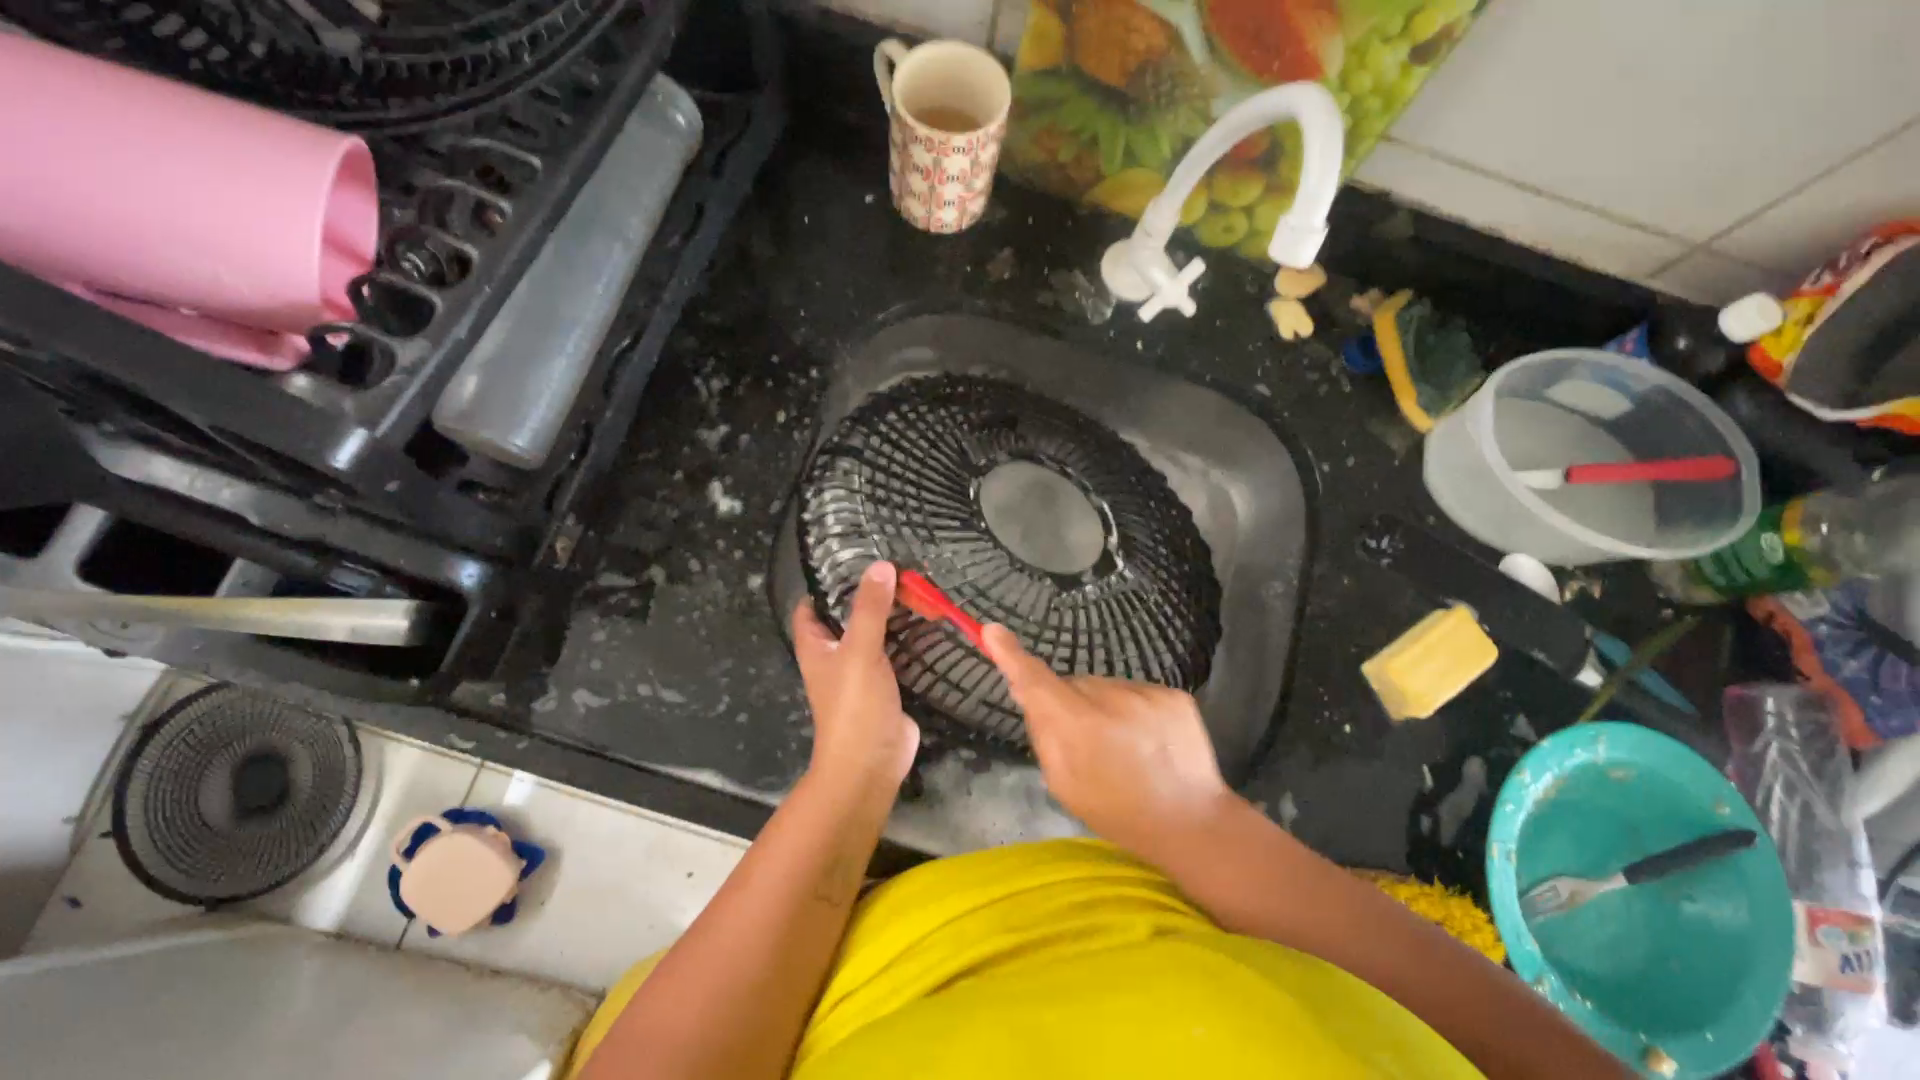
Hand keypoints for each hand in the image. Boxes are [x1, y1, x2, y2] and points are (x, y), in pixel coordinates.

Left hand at [791, 561, 919, 792]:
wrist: (871, 764)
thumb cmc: (854, 705)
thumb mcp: (860, 649)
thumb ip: (870, 608)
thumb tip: (881, 565)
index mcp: (816, 647)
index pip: (810, 607)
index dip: (824, 584)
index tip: (850, 558)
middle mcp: (835, 658)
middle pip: (848, 618)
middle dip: (868, 596)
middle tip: (897, 568)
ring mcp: (862, 674)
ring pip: (876, 636)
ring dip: (893, 618)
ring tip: (918, 587)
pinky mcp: (888, 688)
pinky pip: (898, 657)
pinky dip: (911, 641)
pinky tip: (931, 624)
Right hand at [982, 623, 1236, 863]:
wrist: (1190, 820)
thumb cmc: (1116, 811)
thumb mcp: (1063, 783)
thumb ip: (1043, 733)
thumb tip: (1026, 691)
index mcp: (1078, 725)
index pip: (1036, 680)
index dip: (1012, 655)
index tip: (992, 630)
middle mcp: (1111, 698)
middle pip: (1073, 685)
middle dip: (1071, 704)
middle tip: (1086, 744)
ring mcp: (1146, 693)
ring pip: (1107, 687)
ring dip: (1104, 707)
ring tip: (1123, 747)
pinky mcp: (1173, 694)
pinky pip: (1137, 692)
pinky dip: (1134, 710)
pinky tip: (1147, 740)